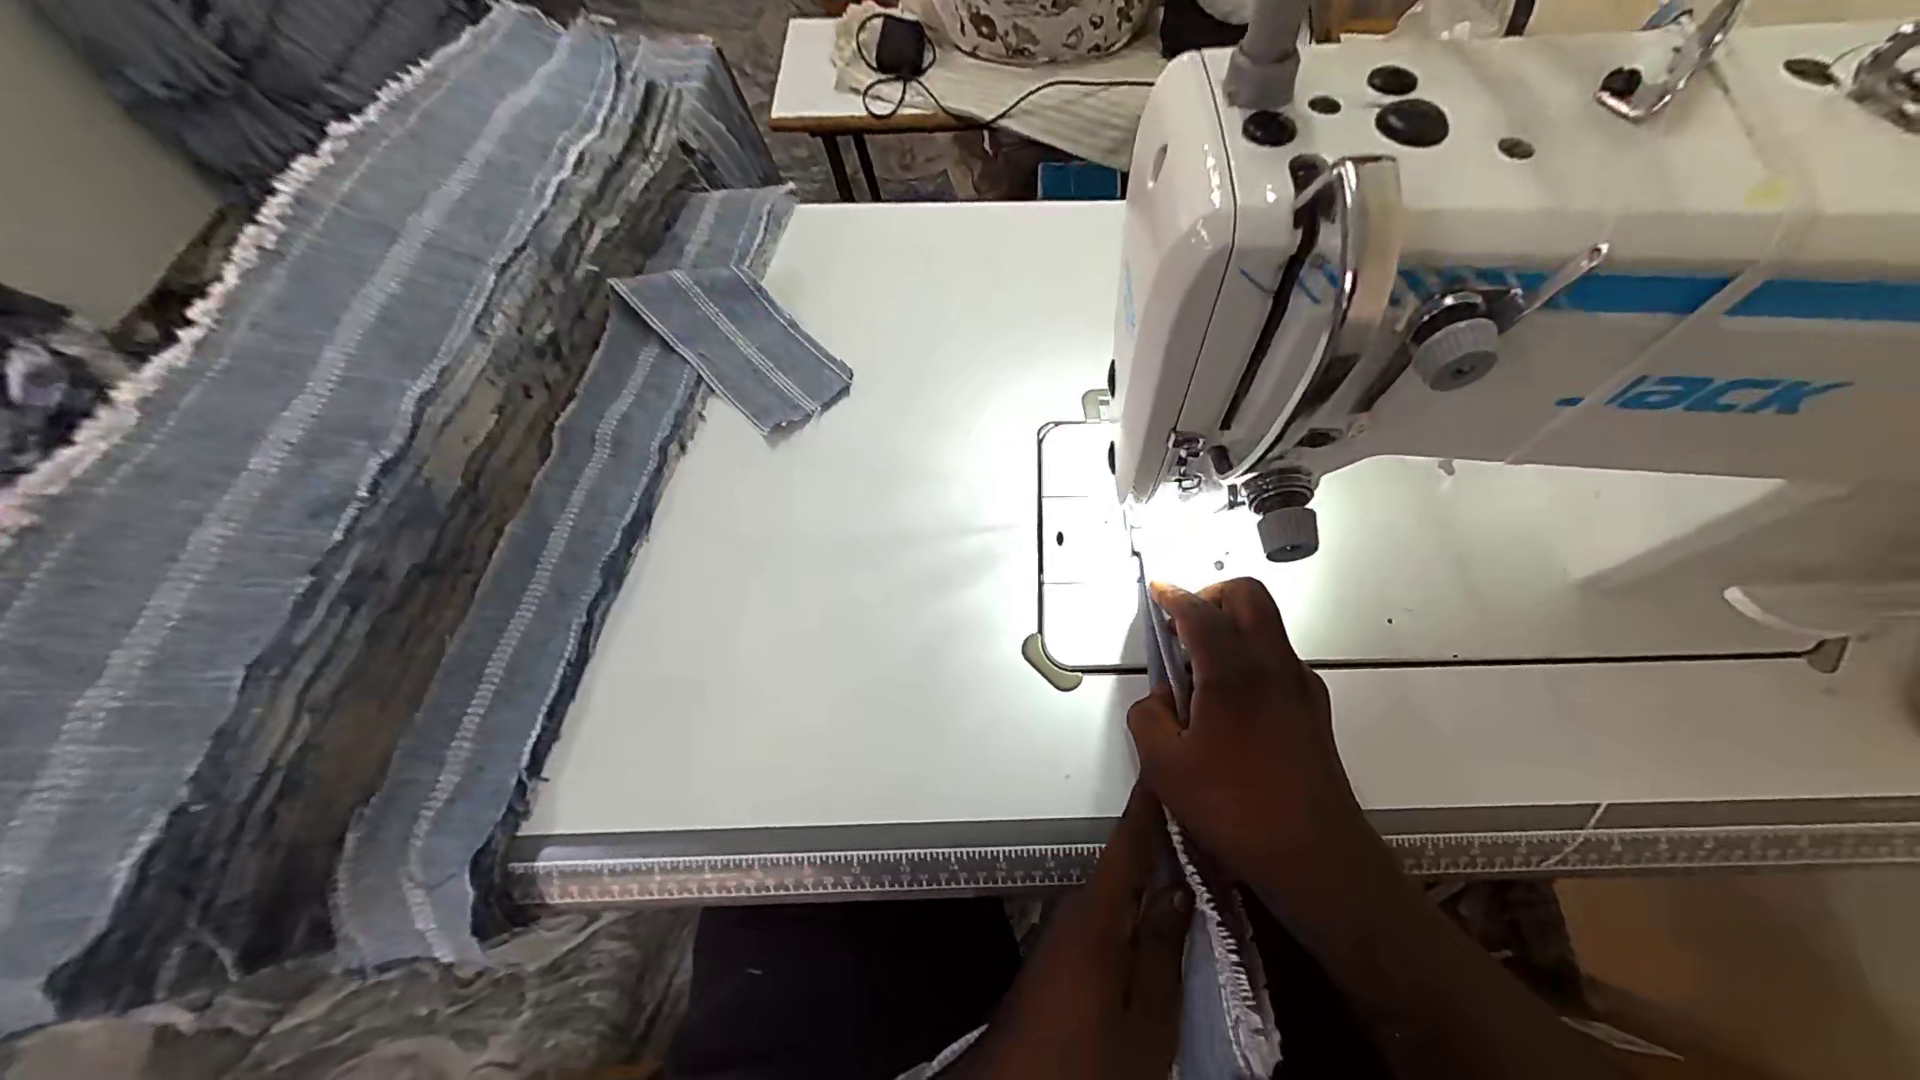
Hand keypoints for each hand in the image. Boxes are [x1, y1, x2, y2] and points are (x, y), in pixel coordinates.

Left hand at [947, 786, 1188, 1079]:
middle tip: (1200, 820)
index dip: (1148, 805)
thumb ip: (1162, 950)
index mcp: (1098, 914)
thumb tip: (1178, 892)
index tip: (1165, 766)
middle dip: (1159, 838)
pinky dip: (1132, 898)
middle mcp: (1077, 908)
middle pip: (1124, 860)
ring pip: (1116, 884)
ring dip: (1148, 870)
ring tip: (1190, 856)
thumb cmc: (1089, 1057)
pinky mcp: (1061, 947)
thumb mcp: (1145, 1019)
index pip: (1128, 843)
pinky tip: (1155, 905)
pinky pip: (1105, 907)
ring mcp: (1065, 927)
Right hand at [1127, 578, 1382, 891]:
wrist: (1317, 857)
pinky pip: (1275, 659)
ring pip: (1265, 626)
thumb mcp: (1164, 767)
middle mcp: (1274, 666)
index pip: (1200, 611)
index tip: (1157, 593)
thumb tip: (1160, 699)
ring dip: (1229, 627)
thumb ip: (1147, 717)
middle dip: (1210, 596)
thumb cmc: (1235, 809)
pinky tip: (1225, 703)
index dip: (1173, 596)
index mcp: (1234, 672)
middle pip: (1248, 597)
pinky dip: (1246, 656)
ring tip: (1196, 671)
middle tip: (1181, 624)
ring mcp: (1300, 686)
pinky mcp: (1313, 709)